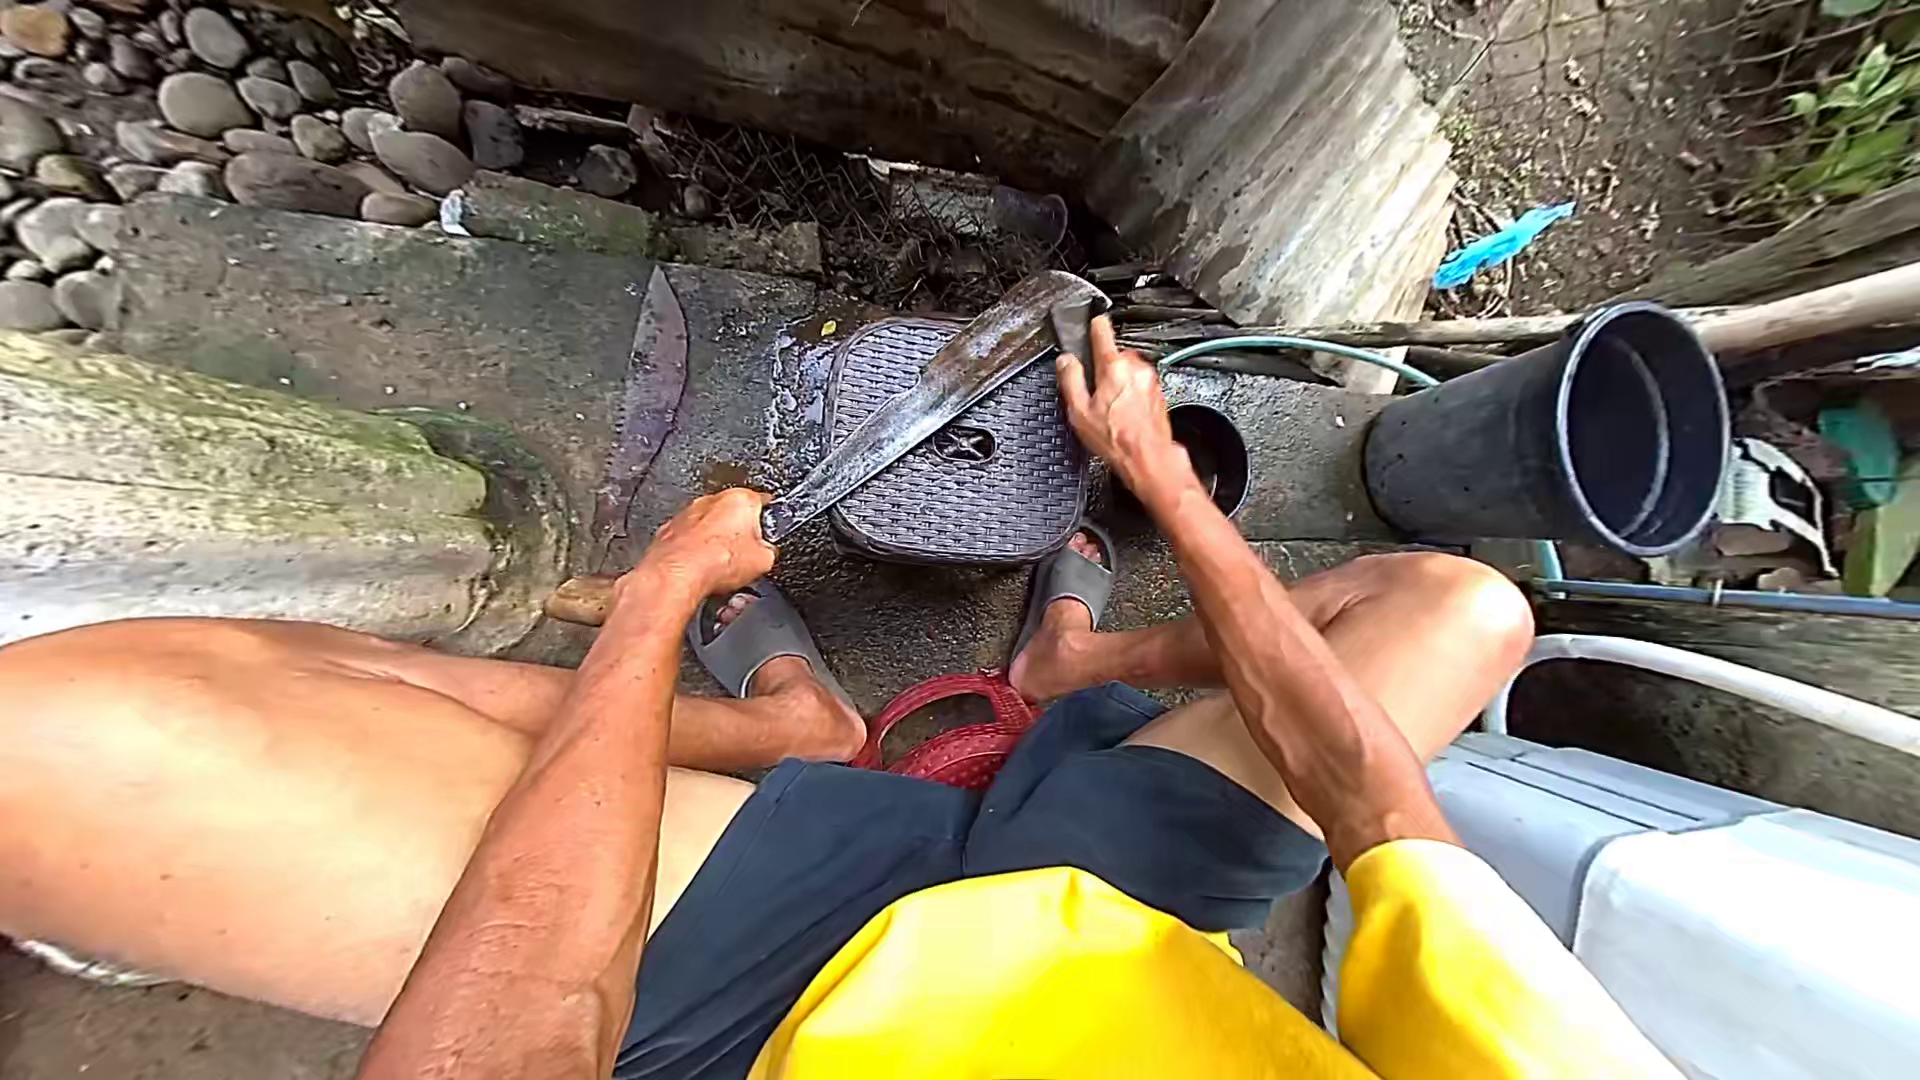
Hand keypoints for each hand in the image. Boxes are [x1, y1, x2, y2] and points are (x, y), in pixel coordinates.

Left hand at [631, 488, 776, 598]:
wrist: (676, 576)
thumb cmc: (714, 562)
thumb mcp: (765, 561)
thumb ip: (769, 550)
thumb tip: (766, 554)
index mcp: (740, 498)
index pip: (764, 503)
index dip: (769, 524)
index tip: (768, 538)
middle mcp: (711, 500)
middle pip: (734, 515)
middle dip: (740, 535)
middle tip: (745, 557)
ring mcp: (687, 514)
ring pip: (709, 527)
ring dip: (715, 544)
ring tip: (720, 569)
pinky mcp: (668, 531)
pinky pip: (689, 540)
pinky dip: (694, 552)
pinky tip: (701, 570)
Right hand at [1056, 316, 1194, 499]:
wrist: (1147, 457)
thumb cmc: (1116, 439)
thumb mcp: (1079, 411)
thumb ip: (1070, 380)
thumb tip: (1065, 361)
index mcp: (1113, 366)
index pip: (1102, 331)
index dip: (1093, 326)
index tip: (1090, 323)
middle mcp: (1136, 367)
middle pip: (1114, 354)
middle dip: (1103, 367)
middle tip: (1093, 390)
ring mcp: (1150, 379)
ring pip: (1128, 369)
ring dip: (1118, 380)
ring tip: (1108, 406)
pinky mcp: (1158, 392)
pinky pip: (1139, 383)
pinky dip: (1130, 392)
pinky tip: (1122, 412)